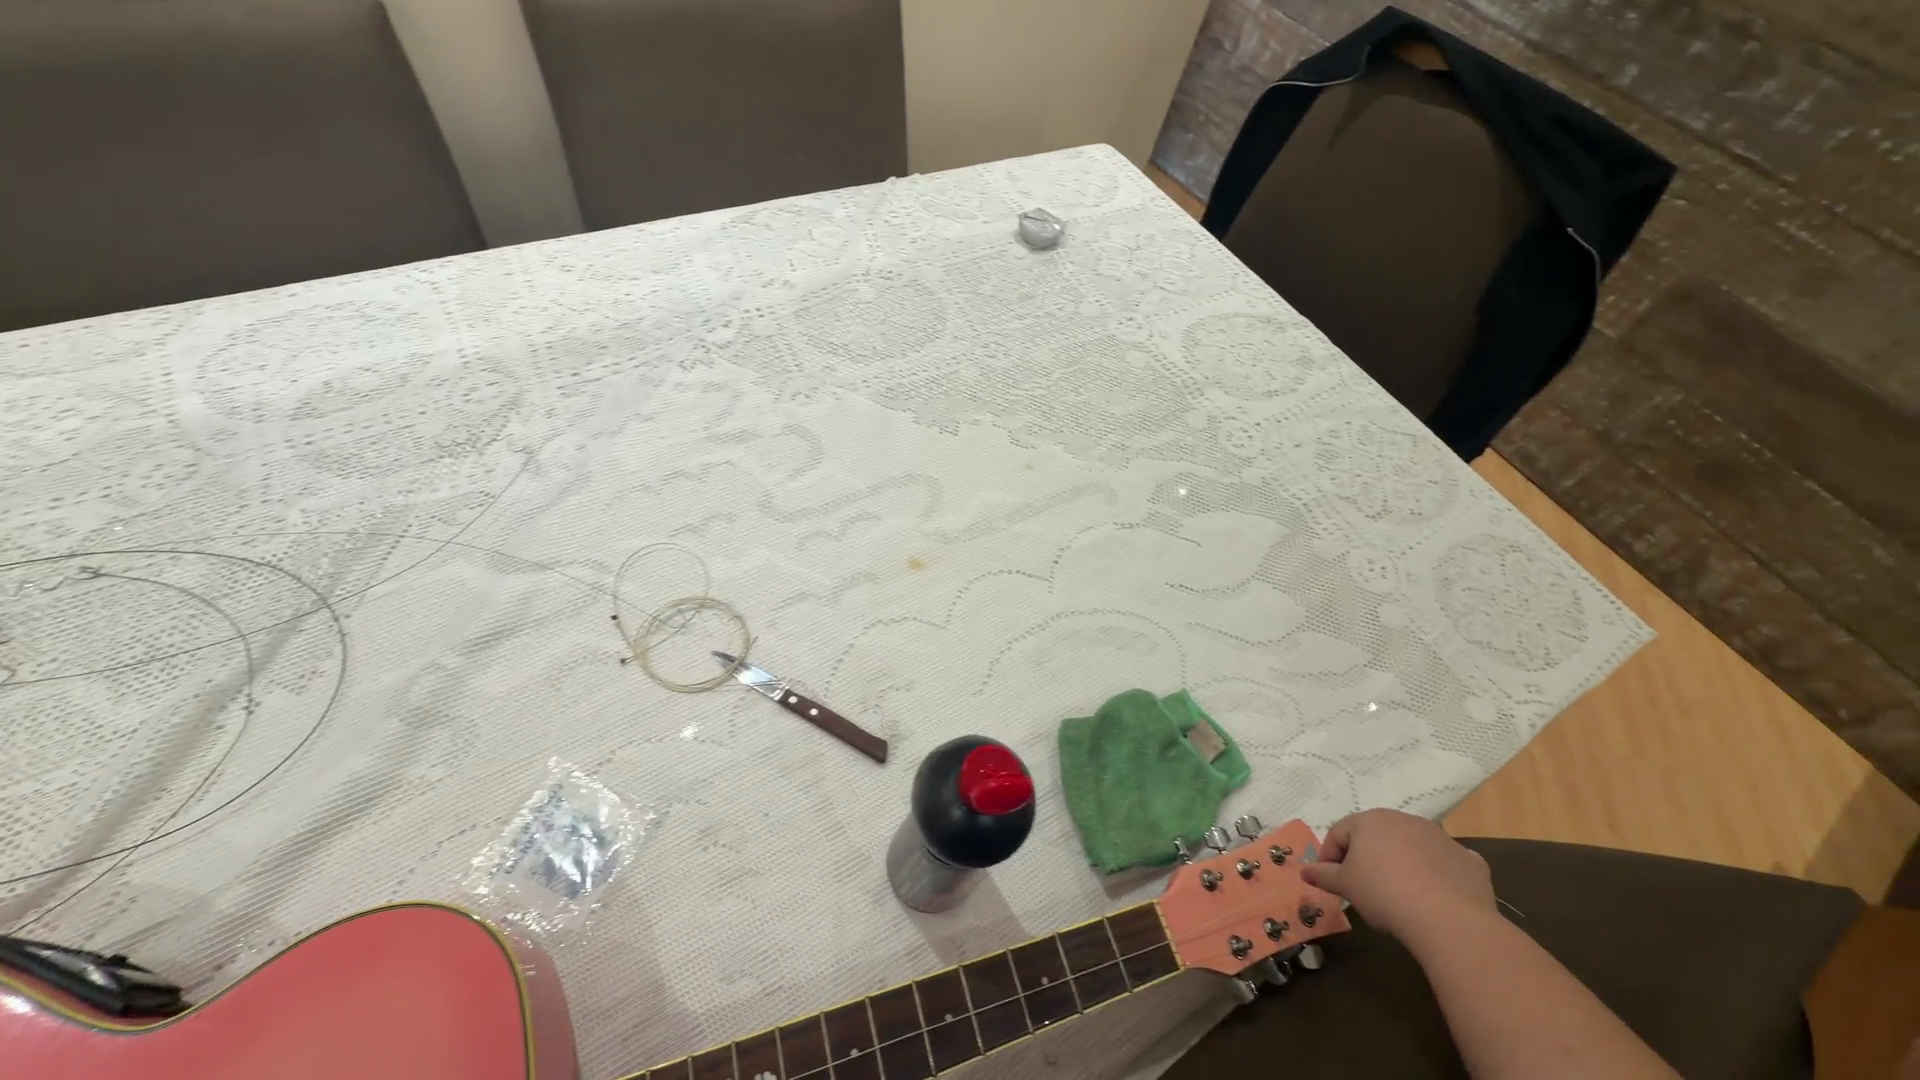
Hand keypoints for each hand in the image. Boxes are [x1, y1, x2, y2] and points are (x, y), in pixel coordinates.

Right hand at [1299, 808, 1494, 943]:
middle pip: (1376, 836)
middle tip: (1361, 886)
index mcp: (1371, 821)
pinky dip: (1436, 874)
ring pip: (1411, 846)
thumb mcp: (1346, 886)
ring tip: (1397, 893)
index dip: (1329, 856)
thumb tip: (1305, 871)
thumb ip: (1324, 875)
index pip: (1339, 832)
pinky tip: (1433, 896)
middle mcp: (1405, 820)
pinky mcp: (1468, 859)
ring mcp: (1440, 837)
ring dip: (1400, 863)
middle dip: (1365, 857)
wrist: (1448, 918)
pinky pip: (1443, 863)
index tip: (1329, 879)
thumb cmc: (1384, 894)